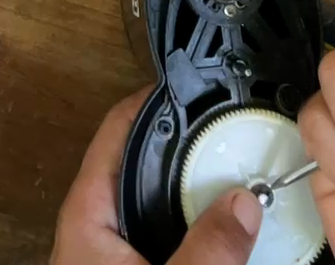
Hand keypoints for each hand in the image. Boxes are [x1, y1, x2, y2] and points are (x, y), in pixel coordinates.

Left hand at [53, 90, 263, 264]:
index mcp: (88, 209)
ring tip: (237, 177)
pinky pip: (163, 233)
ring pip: (155, 202)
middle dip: (184, 149)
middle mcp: (96, 220)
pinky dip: (192, 226)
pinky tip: (224, 233)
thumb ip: (207, 251)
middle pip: (141, 162)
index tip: (193, 86)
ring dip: (192, 191)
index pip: (117, 130)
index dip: (152, 101)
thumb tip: (246, 201)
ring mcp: (111, 248)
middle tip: (230, 134)